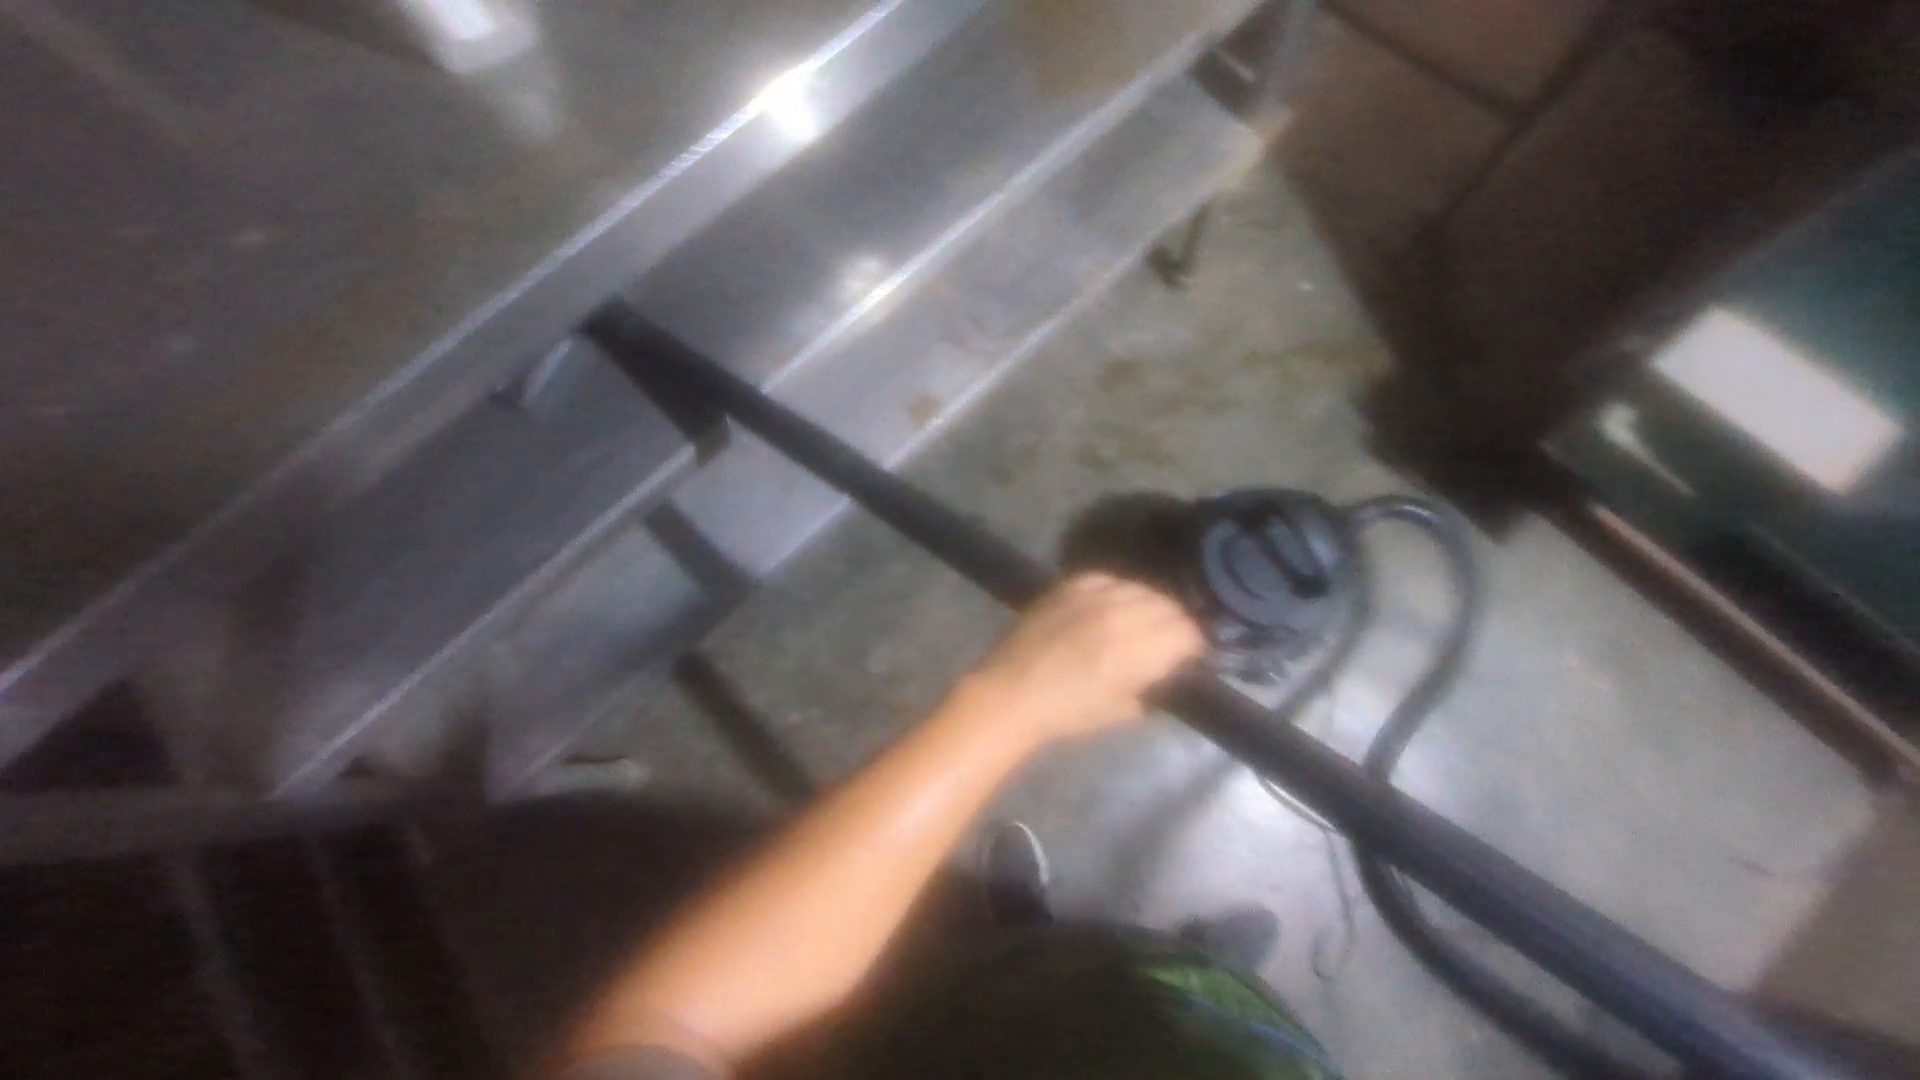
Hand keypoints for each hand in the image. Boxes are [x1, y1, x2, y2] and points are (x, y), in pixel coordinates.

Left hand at [959, 573, 1205, 743]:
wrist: (1010, 693)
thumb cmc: (1067, 713)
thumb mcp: (1123, 710)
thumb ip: (1152, 684)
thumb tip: (1166, 669)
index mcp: (1136, 652)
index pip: (1187, 632)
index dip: (1192, 645)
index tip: (1187, 655)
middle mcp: (1120, 615)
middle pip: (1169, 606)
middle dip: (1174, 623)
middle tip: (1166, 640)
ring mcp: (1093, 595)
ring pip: (1141, 588)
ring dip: (1149, 605)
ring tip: (1140, 621)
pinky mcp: (1069, 585)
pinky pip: (1108, 579)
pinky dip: (1117, 591)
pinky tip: (1112, 606)